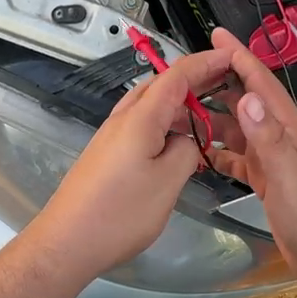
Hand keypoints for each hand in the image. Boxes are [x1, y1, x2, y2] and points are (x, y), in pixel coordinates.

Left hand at [26, 43, 236, 281]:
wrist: (67, 241)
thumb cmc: (119, 213)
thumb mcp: (167, 183)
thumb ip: (186, 151)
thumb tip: (186, 140)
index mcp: (140, 117)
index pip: (176, 75)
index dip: (204, 63)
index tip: (229, 57)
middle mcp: (124, 117)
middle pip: (161, 86)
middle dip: (194, 81)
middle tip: (225, 85)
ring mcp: (113, 135)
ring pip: (151, 106)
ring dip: (179, 106)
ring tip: (208, 118)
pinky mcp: (108, 153)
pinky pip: (142, 125)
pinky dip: (165, 125)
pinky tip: (177, 144)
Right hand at [203, 28, 296, 290]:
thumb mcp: (290, 177)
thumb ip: (269, 139)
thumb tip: (246, 99)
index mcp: (288, 128)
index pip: (261, 84)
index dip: (240, 57)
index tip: (217, 35)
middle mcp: (280, 136)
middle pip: (247, 99)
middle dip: (220, 81)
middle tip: (187, 71)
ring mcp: (273, 158)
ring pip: (238, 127)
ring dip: (214, 116)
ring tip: (183, 109)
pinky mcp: (267, 178)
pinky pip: (238, 156)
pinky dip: (219, 150)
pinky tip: (200, 151)